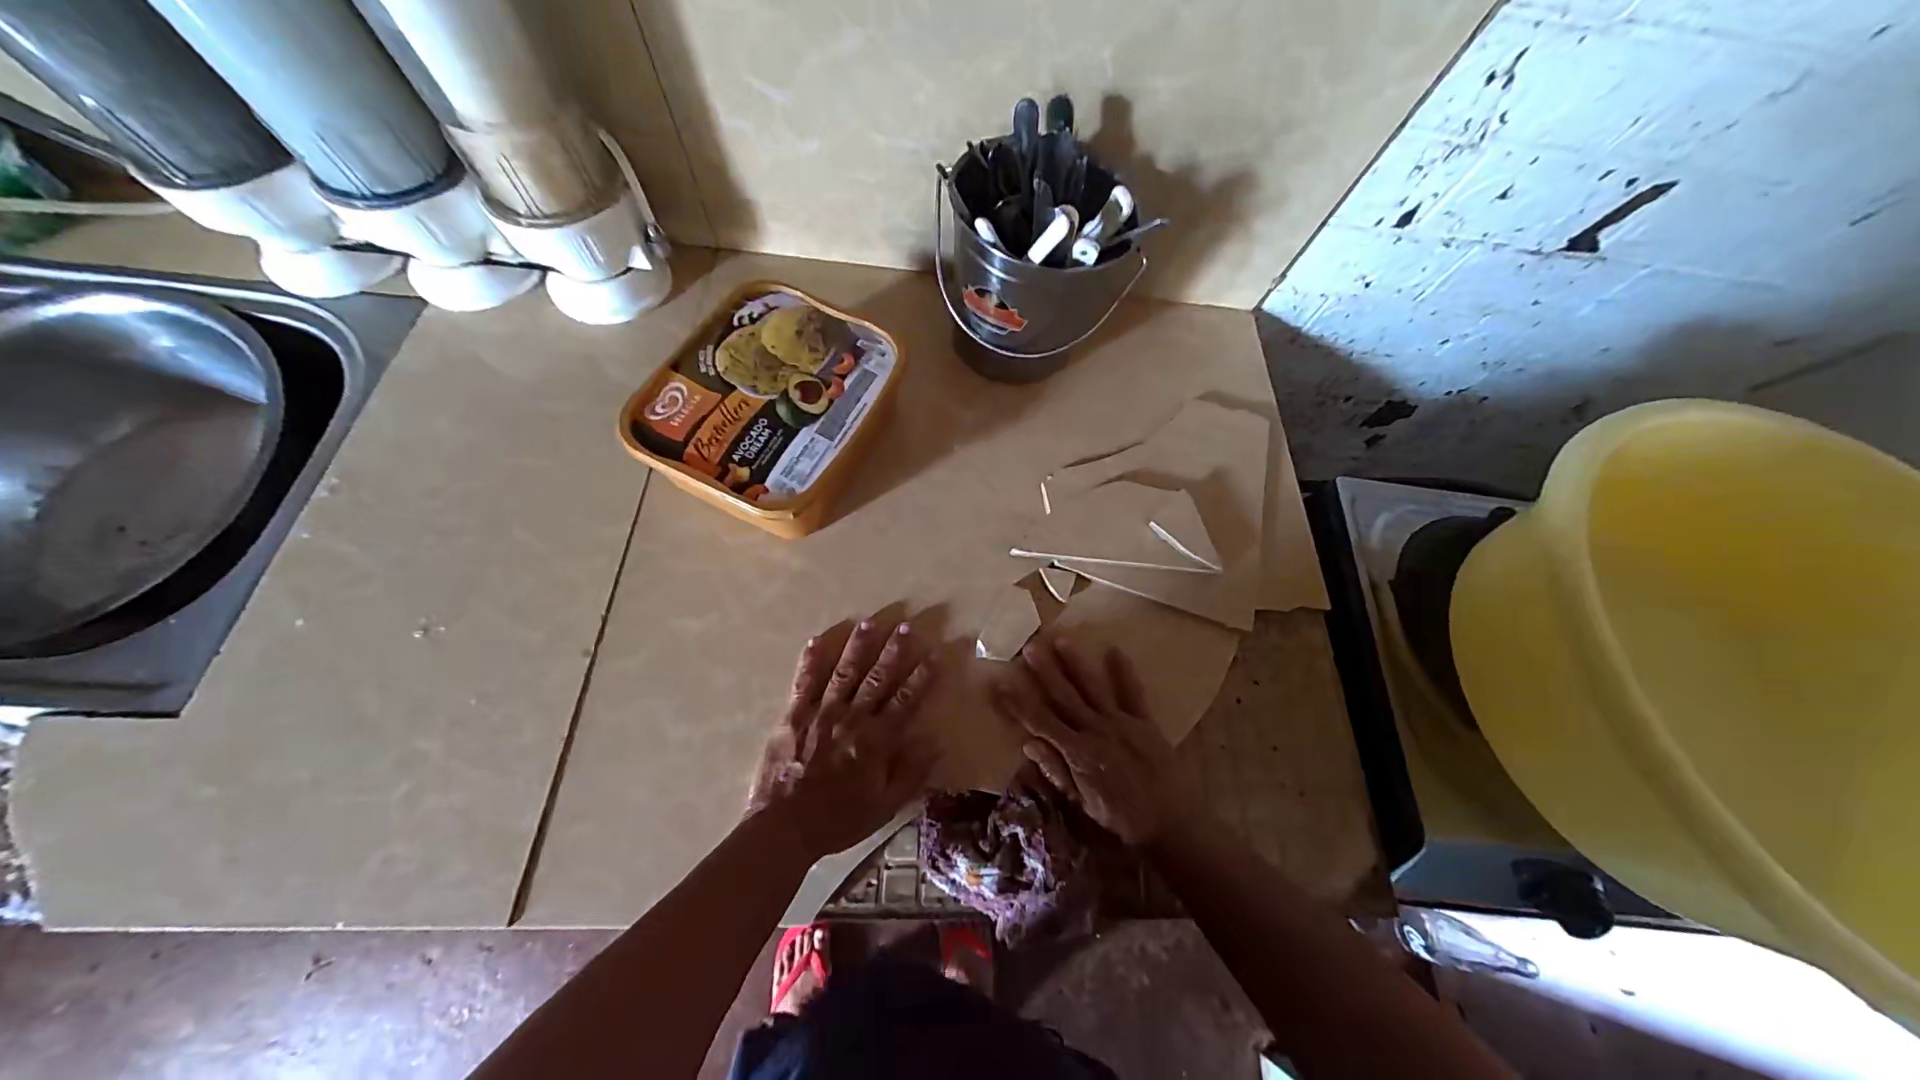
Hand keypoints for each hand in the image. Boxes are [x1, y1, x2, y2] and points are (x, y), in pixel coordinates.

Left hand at [748, 617, 939, 861]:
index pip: (905, 700)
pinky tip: (817, 640)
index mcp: (876, 740)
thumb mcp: (885, 806)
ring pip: (844, 672)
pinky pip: (803, 682)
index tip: (936, 653)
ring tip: (868, 622)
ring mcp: (820, 713)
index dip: (922, 676)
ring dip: (857, 646)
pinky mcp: (793, 715)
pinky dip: (810, 661)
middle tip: (905, 625)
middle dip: (893, 650)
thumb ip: (911, 772)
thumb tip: (937, 742)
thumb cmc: (838, 820)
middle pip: (877, 678)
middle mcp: (851, 719)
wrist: (784, 828)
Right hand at [991, 637, 1196, 846]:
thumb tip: (1029, 744)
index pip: (1040, 723)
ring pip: (1092, 688)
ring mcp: (1122, 723)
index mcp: (1078, 753)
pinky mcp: (1145, 723)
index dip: (1017, 704)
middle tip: (1029, 648)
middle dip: (1044, 672)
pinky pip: (1132, 693)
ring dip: (1075, 664)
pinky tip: (1114, 650)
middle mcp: (1096, 731)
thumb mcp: (1084, 803)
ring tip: (1061, 640)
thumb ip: (1058, 771)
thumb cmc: (1123, 819)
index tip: (999, 685)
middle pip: (1064, 697)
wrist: (1173, 824)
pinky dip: (1123, 672)